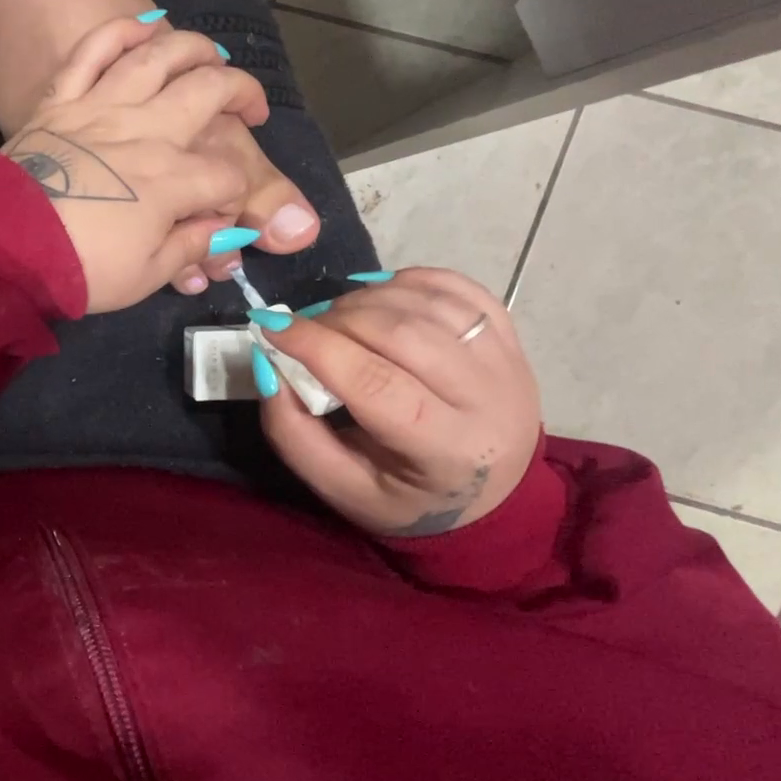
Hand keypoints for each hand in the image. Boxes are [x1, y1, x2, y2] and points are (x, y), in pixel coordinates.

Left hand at [3, 16, 288, 313]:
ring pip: (157, 58)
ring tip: (210, 57)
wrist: (3, 250)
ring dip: (192, 49)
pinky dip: (119, 32)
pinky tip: (143, 25)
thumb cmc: (77, 270)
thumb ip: (191, 248)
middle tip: (248, 108)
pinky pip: (93, 51)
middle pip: (210, 92)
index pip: (227, 175)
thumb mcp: (144, 278)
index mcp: (172, 180)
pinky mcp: (59, 101)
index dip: (234, 194)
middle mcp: (146, 131)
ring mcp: (101, 109)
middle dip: (241, 94)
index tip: (220, 212)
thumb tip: (225, 234)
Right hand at [254, 268, 542, 536]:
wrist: (485, 498)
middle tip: (302, 328)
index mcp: (447, 451)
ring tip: (334, 317)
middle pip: (404, 333)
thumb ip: (292, 431)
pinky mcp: (512, 340)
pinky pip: (458, 288)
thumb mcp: (336, 485)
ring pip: (428, 304)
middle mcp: (491, 401)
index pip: (376, 382)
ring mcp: (508, 364)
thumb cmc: (400, 496)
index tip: (270, 328)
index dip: (317, 347)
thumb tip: (268, 365)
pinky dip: (407, 282)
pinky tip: (376, 296)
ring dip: (366, 298)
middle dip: (337, 319)